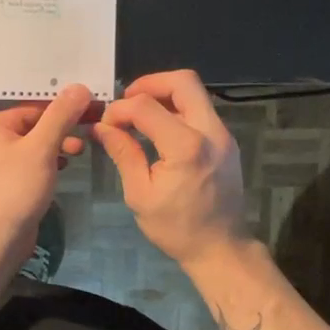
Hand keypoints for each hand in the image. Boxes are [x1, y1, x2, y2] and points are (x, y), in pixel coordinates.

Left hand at [0, 84, 92, 266]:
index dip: (65, 109)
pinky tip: (63, 168)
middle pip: (35, 125)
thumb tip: (80, 87)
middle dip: (62, 129)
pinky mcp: (8, 184)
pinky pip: (32, 164)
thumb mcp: (42, 147)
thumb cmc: (16, 188)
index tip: (92, 111)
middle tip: (88, 134)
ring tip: (78, 153)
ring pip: (35, 146)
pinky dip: (49, 163)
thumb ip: (61, 116)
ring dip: (58, 146)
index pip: (35, 107)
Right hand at [92, 70, 247, 266]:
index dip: (120, 110)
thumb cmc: (176, 228)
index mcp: (185, 147)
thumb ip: (123, 154)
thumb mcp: (140, 194)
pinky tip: (159, 130)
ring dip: (165, 96)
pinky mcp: (227, 142)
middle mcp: (210, 131)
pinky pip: (202, 112)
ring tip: (140, 115)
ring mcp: (223, 135)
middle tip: (127, 100)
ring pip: (195, 94)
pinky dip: (178, 111)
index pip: (146, 107)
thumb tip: (102, 128)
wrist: (220, 247)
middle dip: (150, 84)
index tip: (106, 124)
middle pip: (183, 82)